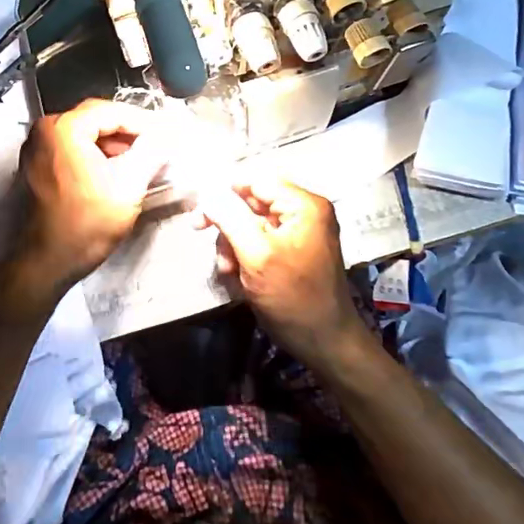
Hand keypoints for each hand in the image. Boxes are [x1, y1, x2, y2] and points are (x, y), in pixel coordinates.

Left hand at [16, 100, 166, 291]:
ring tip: (141, 159)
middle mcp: (43, 132)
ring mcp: (34, 150)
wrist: (46, 263)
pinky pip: (70, 150)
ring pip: (82, 135)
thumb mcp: (128, 186)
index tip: (166, 132)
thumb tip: (166, 136)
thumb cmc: (86, 226)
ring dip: (112, 144)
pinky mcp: (34, 168)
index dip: (143, 121)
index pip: (111, 111)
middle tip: (157, 143)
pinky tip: (115, 171)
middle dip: (128, 131)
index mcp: (63, 129)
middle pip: (95, 120)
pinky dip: (93, 155)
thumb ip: (151, 153)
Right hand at [197, 177, 373, 369]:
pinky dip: (244, 257)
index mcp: (303, 205)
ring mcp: (298, 234)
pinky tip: (238, 278)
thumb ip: (230, 218)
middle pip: (252, 203)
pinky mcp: (291, 254)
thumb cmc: (292, 296)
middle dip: (228, 226)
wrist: (324, 342)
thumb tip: (208, 194)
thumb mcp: (257, 255)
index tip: (200, 214)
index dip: (226, 192)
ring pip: (250, 225)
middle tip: (206, 240)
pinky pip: (259, 244)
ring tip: (229, 271)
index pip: (257, 181)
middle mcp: (303, 213)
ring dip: (233, 246)